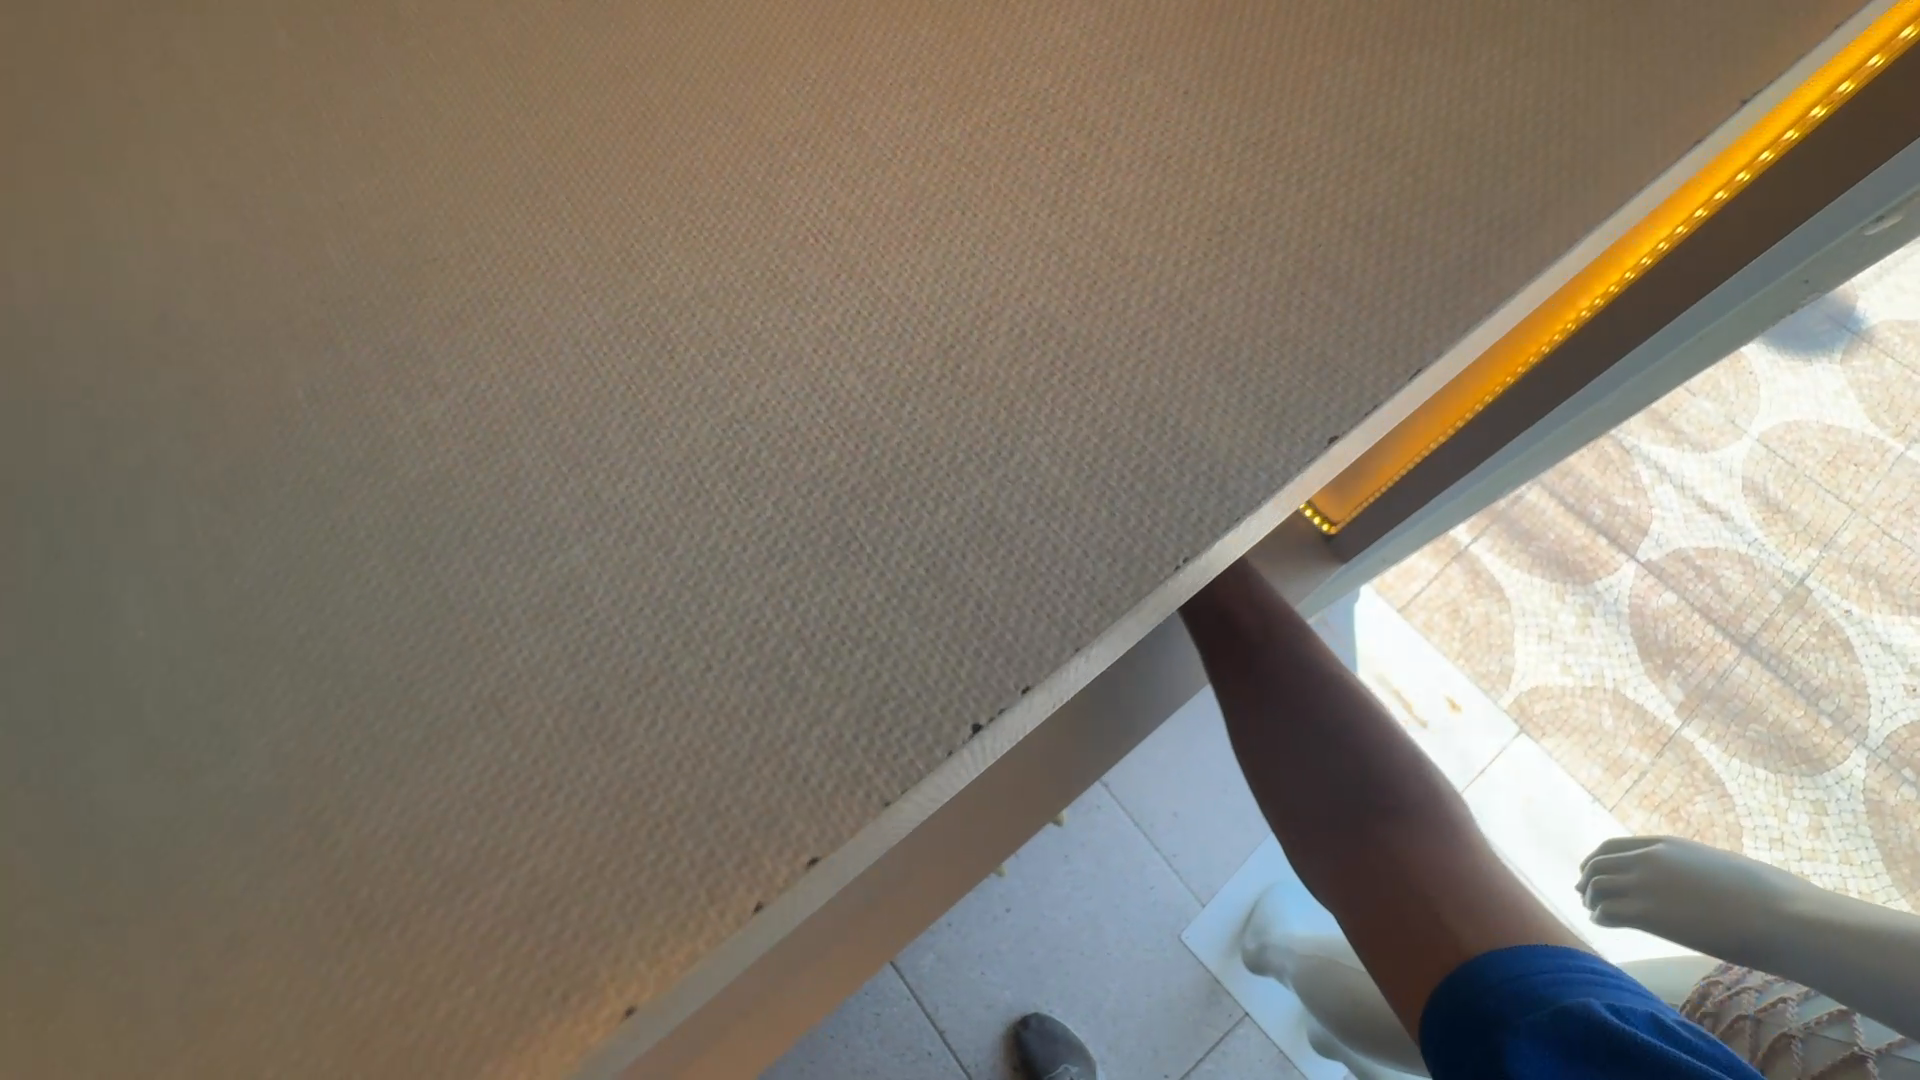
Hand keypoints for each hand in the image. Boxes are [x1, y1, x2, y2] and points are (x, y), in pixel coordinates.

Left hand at [1576, 836, 1808, 966]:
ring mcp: (1644, 885)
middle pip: (1598, 865)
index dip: (1598, 860)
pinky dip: (1600, 916)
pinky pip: (1607, 912)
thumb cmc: (1778, 897)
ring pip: (1596, 887)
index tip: (1593, 872)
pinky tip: (1602, 923)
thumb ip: (1699, 868)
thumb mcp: (1726, 866)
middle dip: (1587, 879)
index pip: (1613, 847)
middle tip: (1585, 894)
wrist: (1789, 921)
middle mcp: (1646, 860)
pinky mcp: (1646, 914)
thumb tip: (1703, 878)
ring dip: (1591, 899)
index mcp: (1666, 846)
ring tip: (1594, 911)